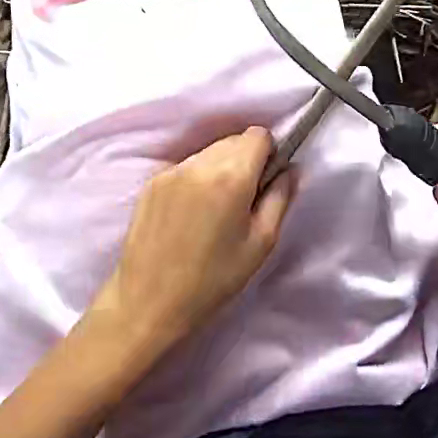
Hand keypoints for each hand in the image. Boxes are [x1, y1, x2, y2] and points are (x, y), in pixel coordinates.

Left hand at [90, 127, 294, 358]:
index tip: (266, 180)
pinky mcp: (151, 182)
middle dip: (246, 160)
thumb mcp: (260, 244)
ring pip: (209, 152)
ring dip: (220, 168)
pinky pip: (186, 166)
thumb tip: (289, 169)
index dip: (269, 153)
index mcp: (230, 177)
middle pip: (233, 140)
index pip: (258, 135)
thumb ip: (280, 198)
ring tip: (216, 209)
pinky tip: (192, 213)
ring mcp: (170, 171)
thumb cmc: (213, 280)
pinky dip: (197, 178)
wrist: (148, 303)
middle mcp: (198, 164)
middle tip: (244, 200)